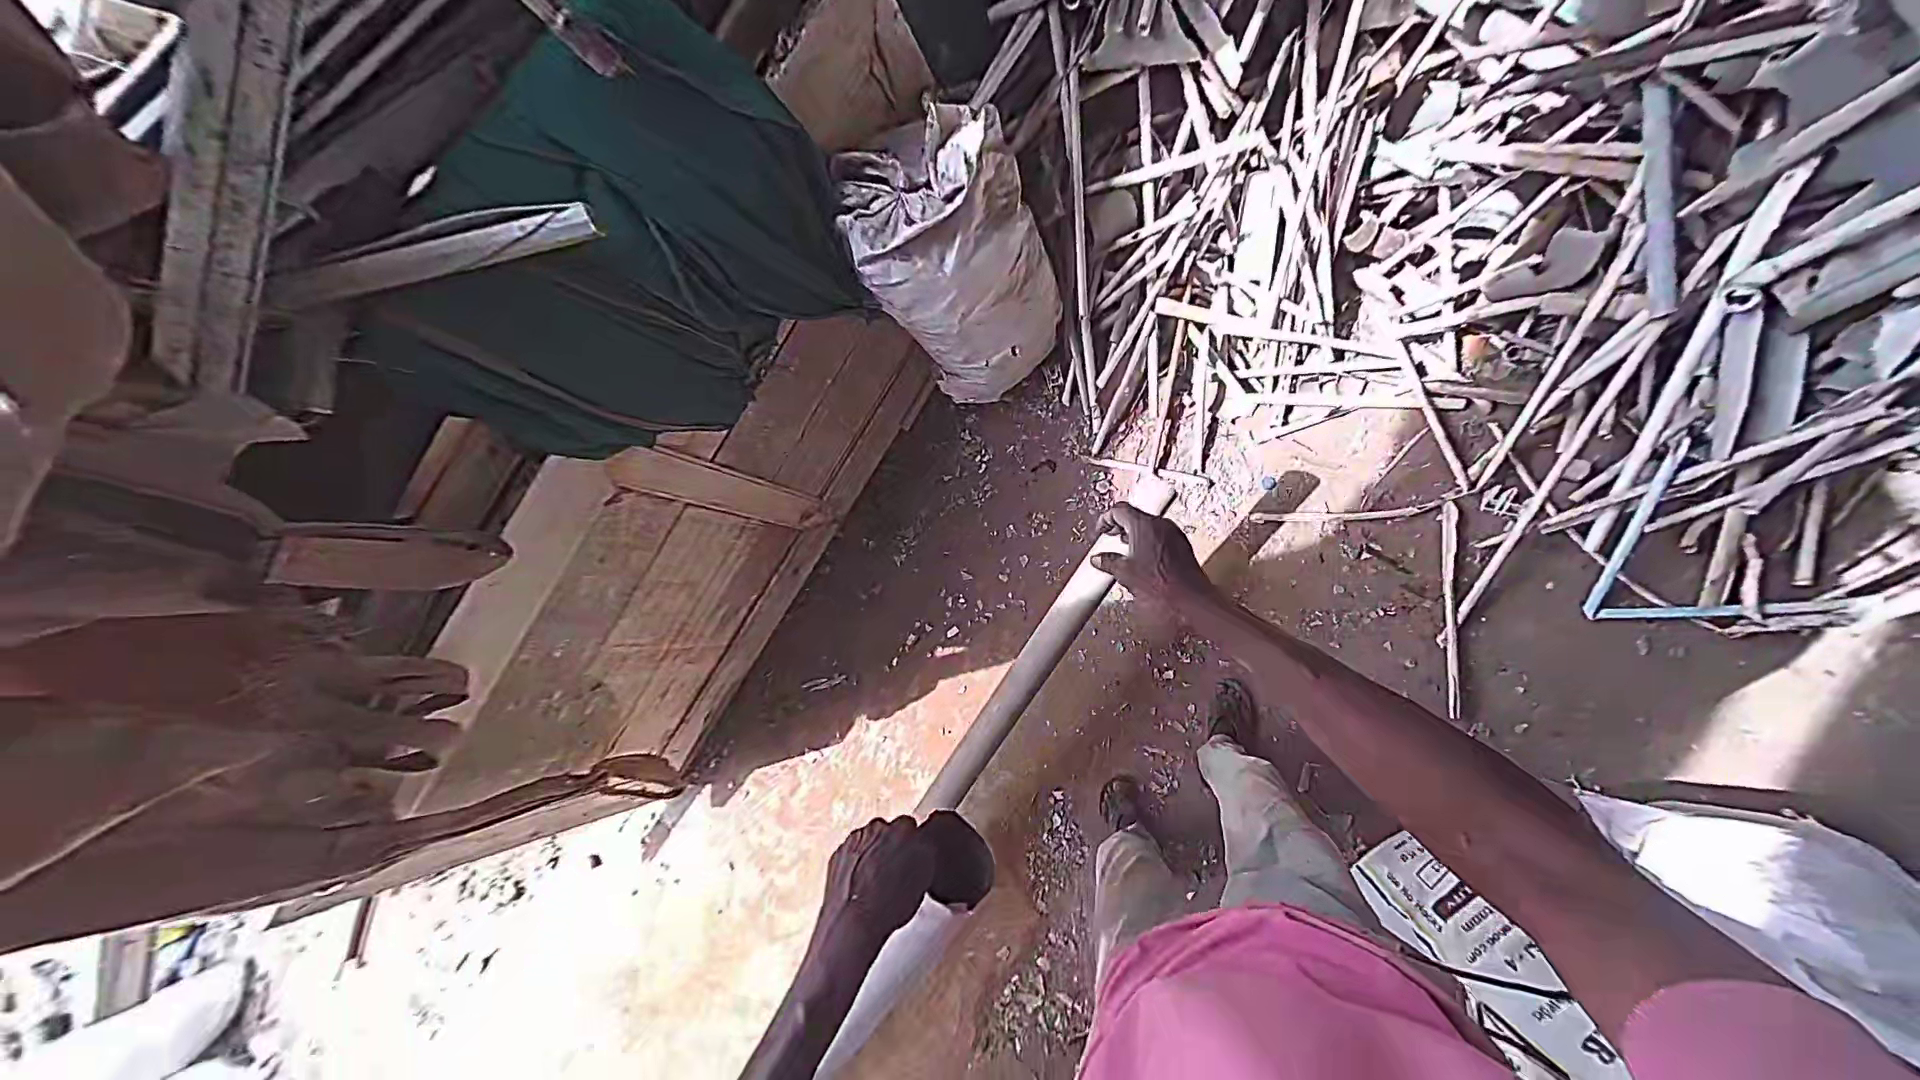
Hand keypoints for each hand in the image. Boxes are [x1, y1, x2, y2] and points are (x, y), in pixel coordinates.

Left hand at [816, 816, 935, 941]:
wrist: (854, 919)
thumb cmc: (888, 905)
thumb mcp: (922, 881)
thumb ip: (922, 856)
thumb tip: (920, 853)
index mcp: (906, 832)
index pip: (912, 827)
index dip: (912, 844)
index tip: (910, 856)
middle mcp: (881, 829)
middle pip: (890, 829)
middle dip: (892, 844)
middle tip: (894, 868)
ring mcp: (859, 838)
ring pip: (870, 838)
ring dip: (873, 851)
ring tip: (876, 879)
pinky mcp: (840, 850)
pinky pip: (852, 851)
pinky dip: (856, 861)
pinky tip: (861, 881)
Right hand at [1091, 505, 1220, 617]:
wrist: (1187, 599)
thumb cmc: (1160, 584)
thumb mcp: (1124, 572)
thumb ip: (1108, 561)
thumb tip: (1099, 560)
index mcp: (1144, 525)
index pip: (1119, 510)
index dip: (1106, 519)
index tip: (1101, 529)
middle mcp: (1161, 525)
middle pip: (1135, 516)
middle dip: (1120, 526)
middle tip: (1110, 536)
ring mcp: (1174, 534)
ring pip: (1150, 526)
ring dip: (1135, 534)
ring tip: (1125, 549)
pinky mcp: (1182, 546)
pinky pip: (1161, 536)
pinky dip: (1149, 542)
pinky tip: (1143, 559)